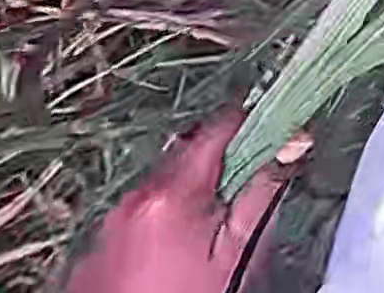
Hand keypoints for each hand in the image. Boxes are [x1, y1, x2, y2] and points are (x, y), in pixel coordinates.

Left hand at [67, 110, 290, 292]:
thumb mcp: (238, 252)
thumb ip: (264, 191)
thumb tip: (291, 148)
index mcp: (172, 195)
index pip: (219, 129)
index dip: (249, 125)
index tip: (270, 130)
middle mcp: (134, 201)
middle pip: (189, 155)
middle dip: (218, 165)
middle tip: (240, 192)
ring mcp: (108, 228)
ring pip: (162, 185)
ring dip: (187, 194)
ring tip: (204, 236)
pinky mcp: (92, 253)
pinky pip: (136, 216)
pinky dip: (158, 222)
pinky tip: (171, 257)